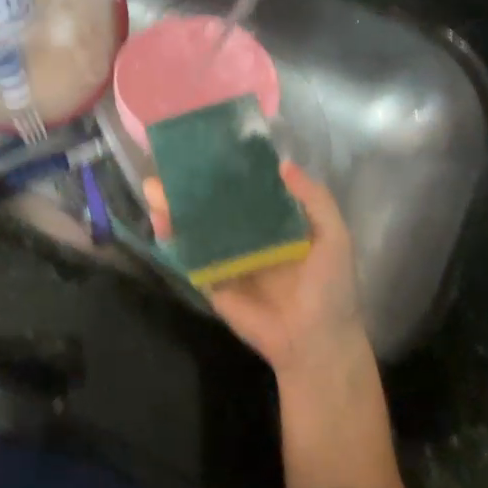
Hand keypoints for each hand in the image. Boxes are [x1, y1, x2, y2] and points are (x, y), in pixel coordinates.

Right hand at [145, 161, 370, 385]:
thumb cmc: (330, 287)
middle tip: (168, 167)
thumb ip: (314, 199)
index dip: (226, 170)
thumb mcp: (333, 236)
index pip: (246, 189)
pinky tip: (161, 221)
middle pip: (213, 205)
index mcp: (275, 222)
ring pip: (195, 226)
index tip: (206, 148)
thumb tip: (283, 164)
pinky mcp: (209, 279)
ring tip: (154, 189)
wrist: (312, 339)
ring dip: (173, 208)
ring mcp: (225, 257)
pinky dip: (172, 239)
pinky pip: (188, 256)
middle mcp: (246, 235)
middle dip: (189, 186)